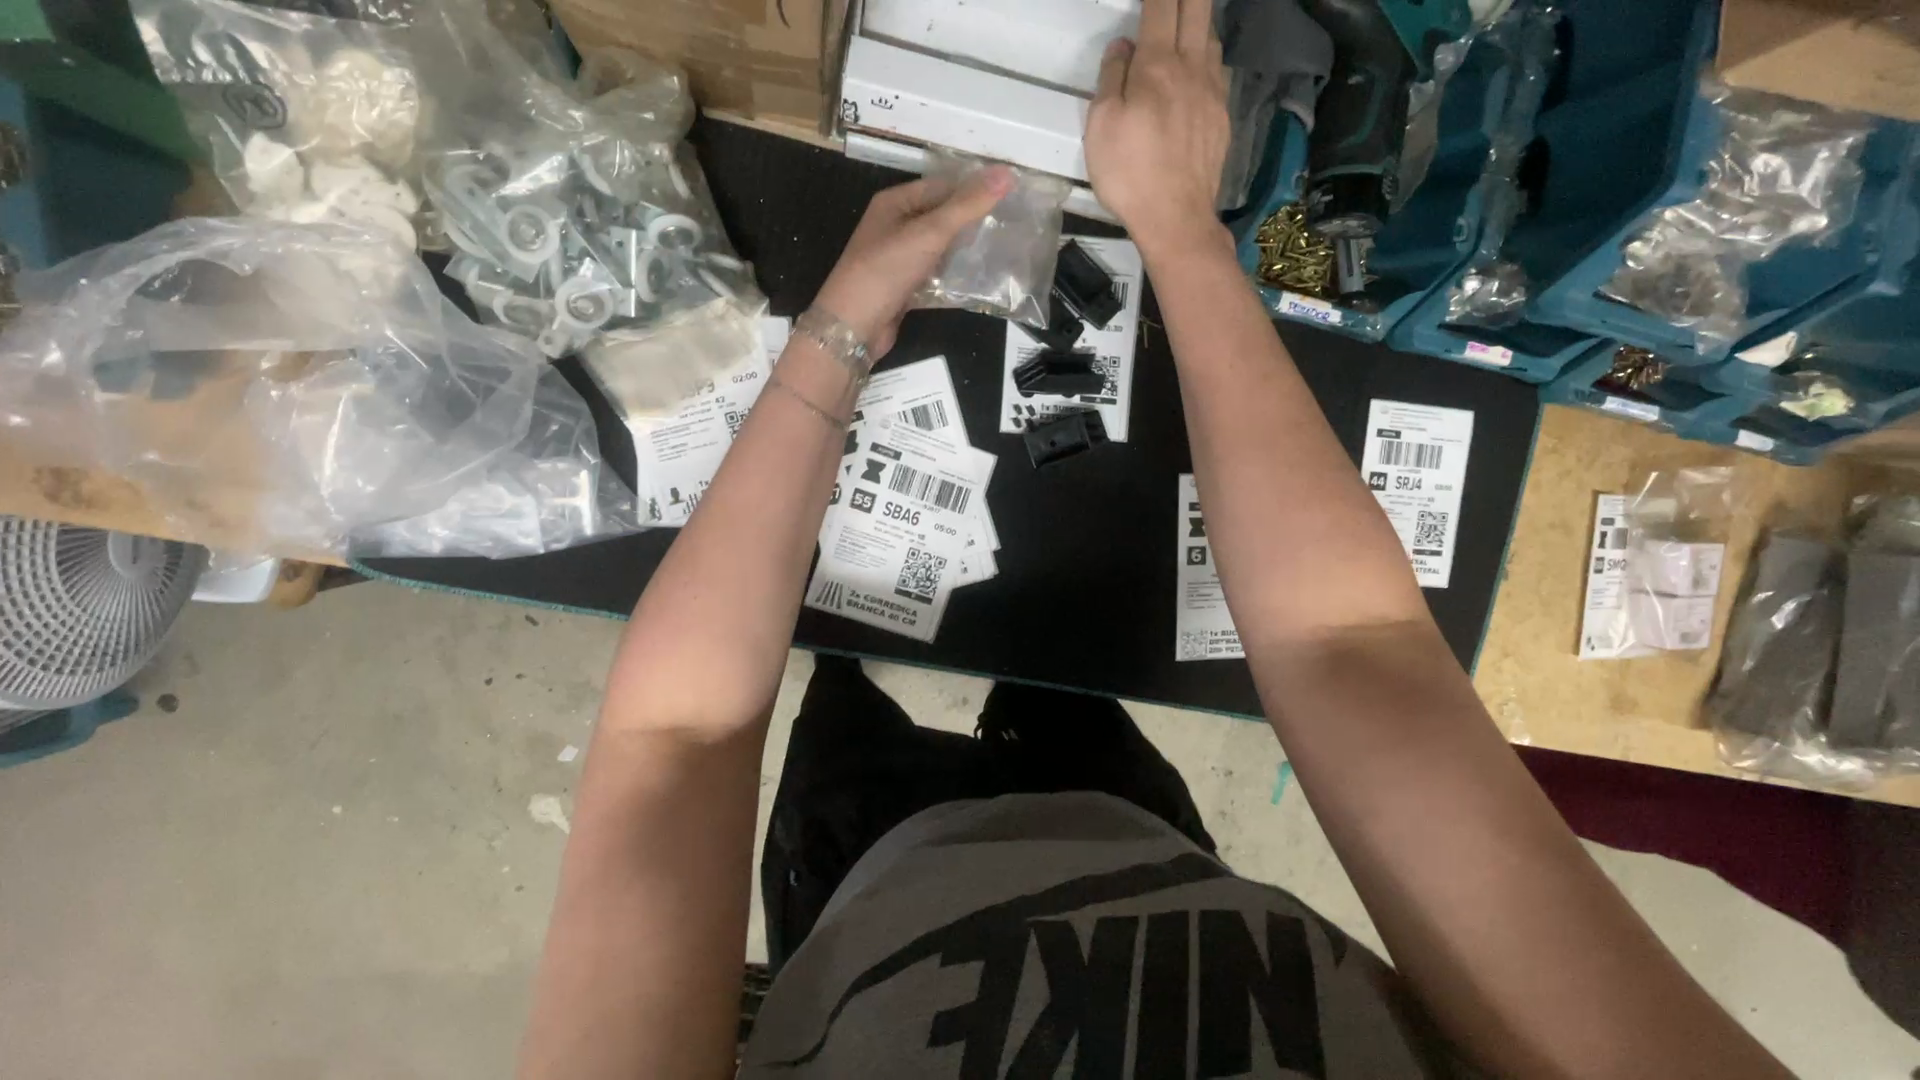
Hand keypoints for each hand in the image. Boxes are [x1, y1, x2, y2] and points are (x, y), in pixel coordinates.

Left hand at [814, 168, 1015, 357]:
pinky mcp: (905, 289)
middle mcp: (895, 227)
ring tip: (1004, 249)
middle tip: (1013, 223)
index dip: (974, 188)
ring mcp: (899, 260)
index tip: (1011, 194)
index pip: (942, 186)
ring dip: (967, 252)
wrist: (854, 327)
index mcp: (894, 203)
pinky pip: (936, 278)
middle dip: (974, 222)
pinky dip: (955, 280)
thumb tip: (1007, 173)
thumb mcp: (929, 232)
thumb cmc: (886, 271)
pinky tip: (983, 282)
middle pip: (942, 218)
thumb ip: (967, 205)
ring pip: (941, 250)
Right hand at [1084, 0, 1229, 251]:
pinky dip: (1207, 57)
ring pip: (1211, 37)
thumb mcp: (1101, 126)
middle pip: (1197, 9)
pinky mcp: (1222, 116)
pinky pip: (1218, 71)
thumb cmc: (1130, 174)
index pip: (1161, 6)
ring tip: (1188, 20)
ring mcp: (1213, 91)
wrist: (1176, 217)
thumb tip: (1123, 47)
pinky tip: (1199, 66)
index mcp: (1156, 65)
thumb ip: (1111, 79)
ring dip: (1199, 21)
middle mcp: (1191, 68)